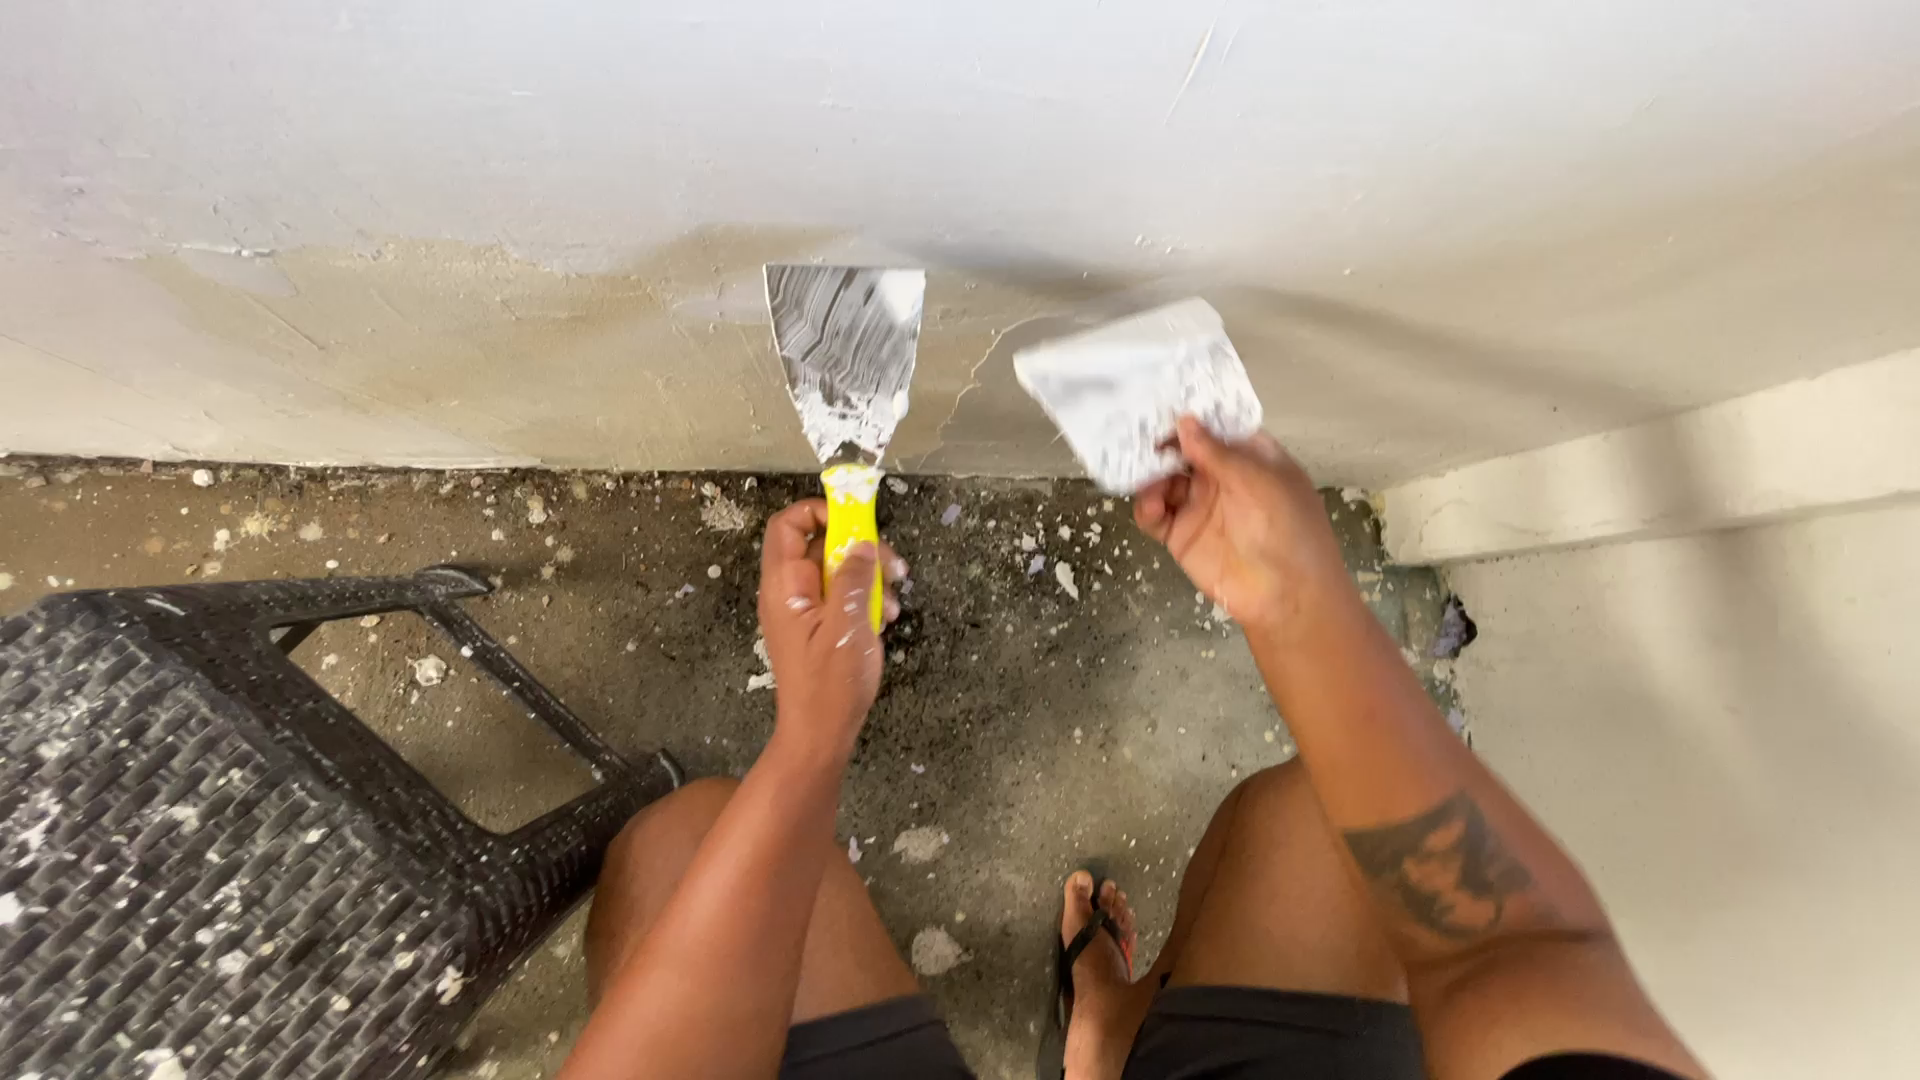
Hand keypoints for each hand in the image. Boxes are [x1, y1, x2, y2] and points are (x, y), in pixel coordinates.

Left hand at [757, 500, 905, 757]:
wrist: (821, 733)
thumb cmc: (831, 682)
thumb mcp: (848, 624)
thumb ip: (853, 577)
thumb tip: (860, 543)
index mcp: (784, 585)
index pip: (787, 524)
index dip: (819, 512)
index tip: (856, 521)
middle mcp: (789, 591)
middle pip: (820, 544)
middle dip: (859, 549)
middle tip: (892, 566)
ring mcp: (804, 610)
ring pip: (836, 570)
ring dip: (869, 577)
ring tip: (891, 602)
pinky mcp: (818, 626)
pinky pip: (840, 596)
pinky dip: (864, 599)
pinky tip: (884, 618)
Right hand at [1134, 416, 1351, 642]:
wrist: (1286, 595)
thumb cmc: (1286, 529)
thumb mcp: (1259, 481)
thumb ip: (1217, 452)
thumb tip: (1183, 421)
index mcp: (1249, 457)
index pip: (1215, 427)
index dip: (1191, 416)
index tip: (1160, 403)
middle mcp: (1221, 477)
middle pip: (1182, 451)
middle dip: (1160, 444)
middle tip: (1136, 438)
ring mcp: (1199, 506)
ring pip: (1162, 480)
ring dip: (1150, 475)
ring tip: (1146, 478)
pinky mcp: (1180, 535)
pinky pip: (1154, 514)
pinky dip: (1147, 507)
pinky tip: (1153, 506)